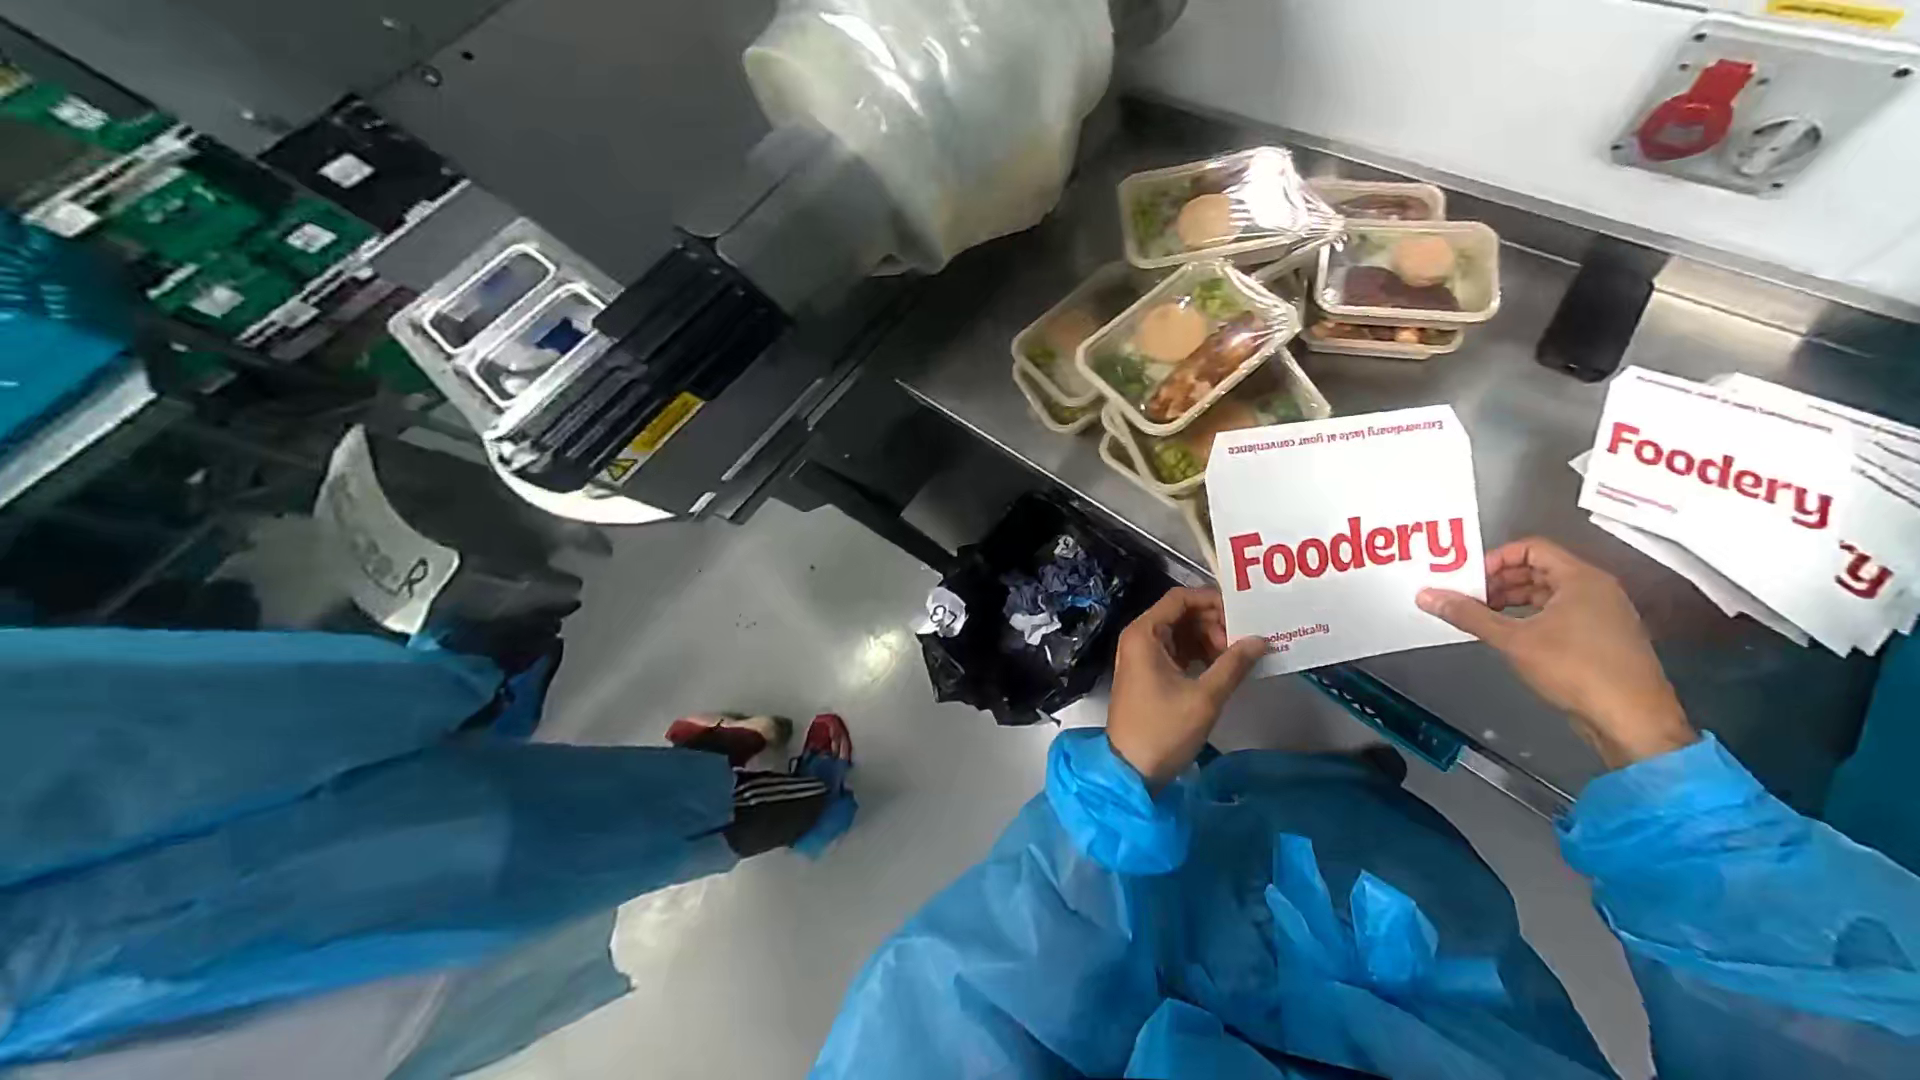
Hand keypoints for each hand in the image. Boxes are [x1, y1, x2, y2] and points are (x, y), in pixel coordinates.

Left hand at [1107, 587, 1270, 787]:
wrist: (1130, 768)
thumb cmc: (1163, 729)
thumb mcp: (1205, 696)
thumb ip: (1234, 664)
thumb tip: (1261, 640)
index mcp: (1143, 633)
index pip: (1180, 598)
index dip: (1212, 601)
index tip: (1243, 615)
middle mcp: (1139, 638)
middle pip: (1181, 613)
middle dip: (1214, 623)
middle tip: (1242, 643)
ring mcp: (1142, 656)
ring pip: (1181, 633)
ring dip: (1208, 639)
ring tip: (1236, 658)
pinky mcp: (1149, 673)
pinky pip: (1177, 651)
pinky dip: (1199, 654)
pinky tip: (1223, 668)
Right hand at [1416, 537, 1697, 769]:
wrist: (1632, 720)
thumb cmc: (1576, 669)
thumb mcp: (1513, 639)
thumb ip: (1467, 615)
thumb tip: (1427, 596)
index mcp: (1581, 579)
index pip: (1531, 548)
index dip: (1495, 559)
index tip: (1469, 580)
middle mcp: (1595, 590)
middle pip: (1537, 569)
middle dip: (1498, 581)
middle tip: (1466, 597)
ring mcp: (1601, 614)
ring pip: (1546, 593)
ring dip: (1510, 599)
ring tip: (1480, 617)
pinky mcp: (1600, 637)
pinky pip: (1557, 613)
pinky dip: (1527, 616)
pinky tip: (1507, 634)